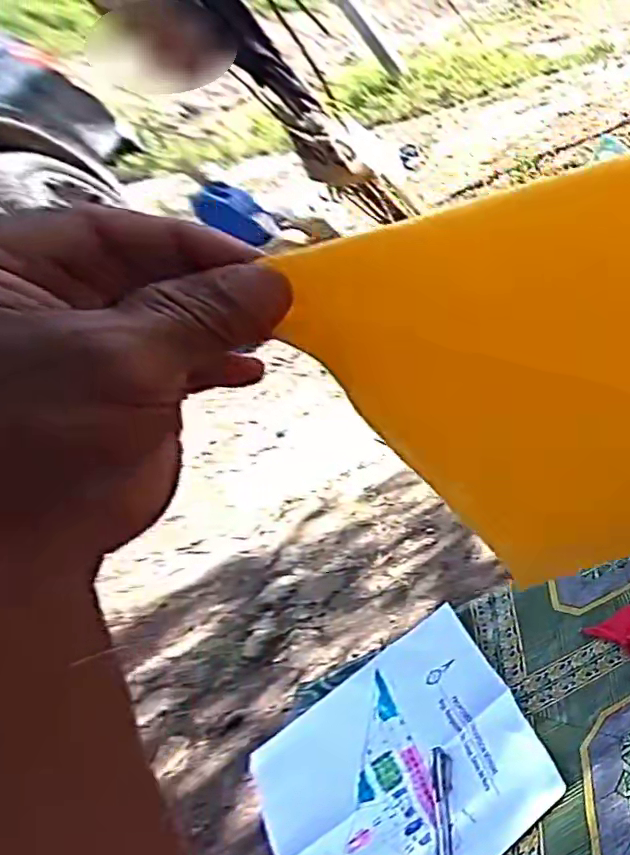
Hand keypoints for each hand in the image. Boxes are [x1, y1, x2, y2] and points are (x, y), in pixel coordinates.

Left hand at [0, 207, 290, 571]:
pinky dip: (223, 361)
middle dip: (217, 286)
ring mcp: (88, 349)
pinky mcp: (125, 390)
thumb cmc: (30, 434)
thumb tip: (271, 281)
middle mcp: (42, 303)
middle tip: (284, 303)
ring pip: (173, 315)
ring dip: (229, 324)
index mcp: (4, 273)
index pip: (107, 230)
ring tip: (279, 334)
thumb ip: (196, 314)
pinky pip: (183, 358)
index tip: (265, 269)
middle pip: (145, 270)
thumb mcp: (121, 357)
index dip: (188, 244)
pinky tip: (252, 369)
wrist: (20, 531)